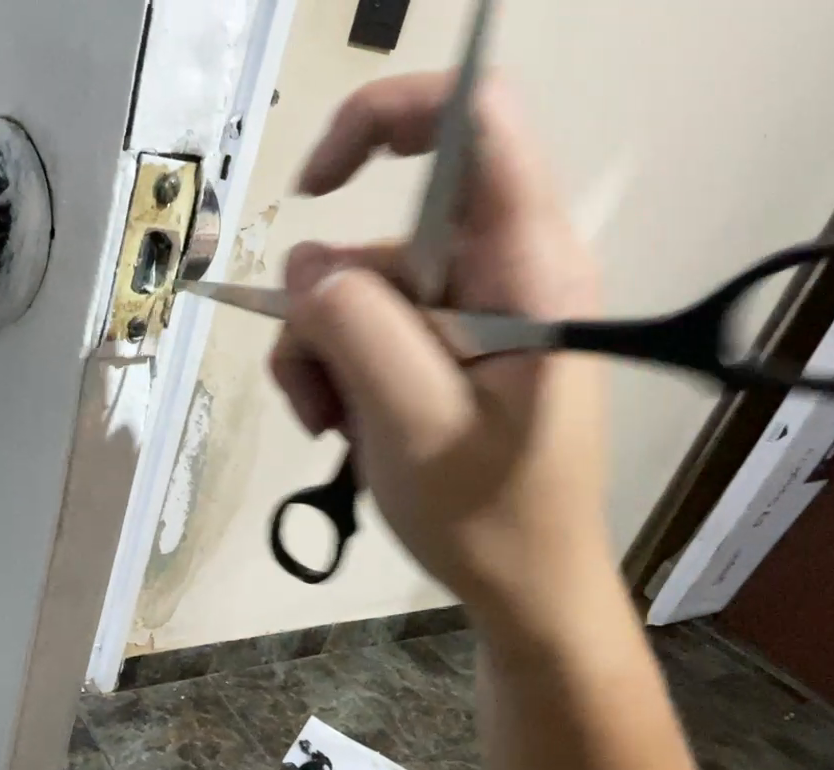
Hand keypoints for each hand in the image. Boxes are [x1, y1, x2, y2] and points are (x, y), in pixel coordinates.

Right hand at [269, 74, 611, 624]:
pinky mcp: (456, 349)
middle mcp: (507, 272)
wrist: (529, 586)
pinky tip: (345, 427)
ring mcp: (479, 313)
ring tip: (331, 428)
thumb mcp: (409, 423)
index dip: (383, 121)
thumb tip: (304, 267)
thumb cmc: (488, 516)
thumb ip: (356, 327)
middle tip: (316, 398)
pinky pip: (374, 332)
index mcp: (526, 269)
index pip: (471, 120)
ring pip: (365, 293)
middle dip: (324, 310)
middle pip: (388, 237)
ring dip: (324, 355)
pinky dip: (341, 373)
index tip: (311, 189)